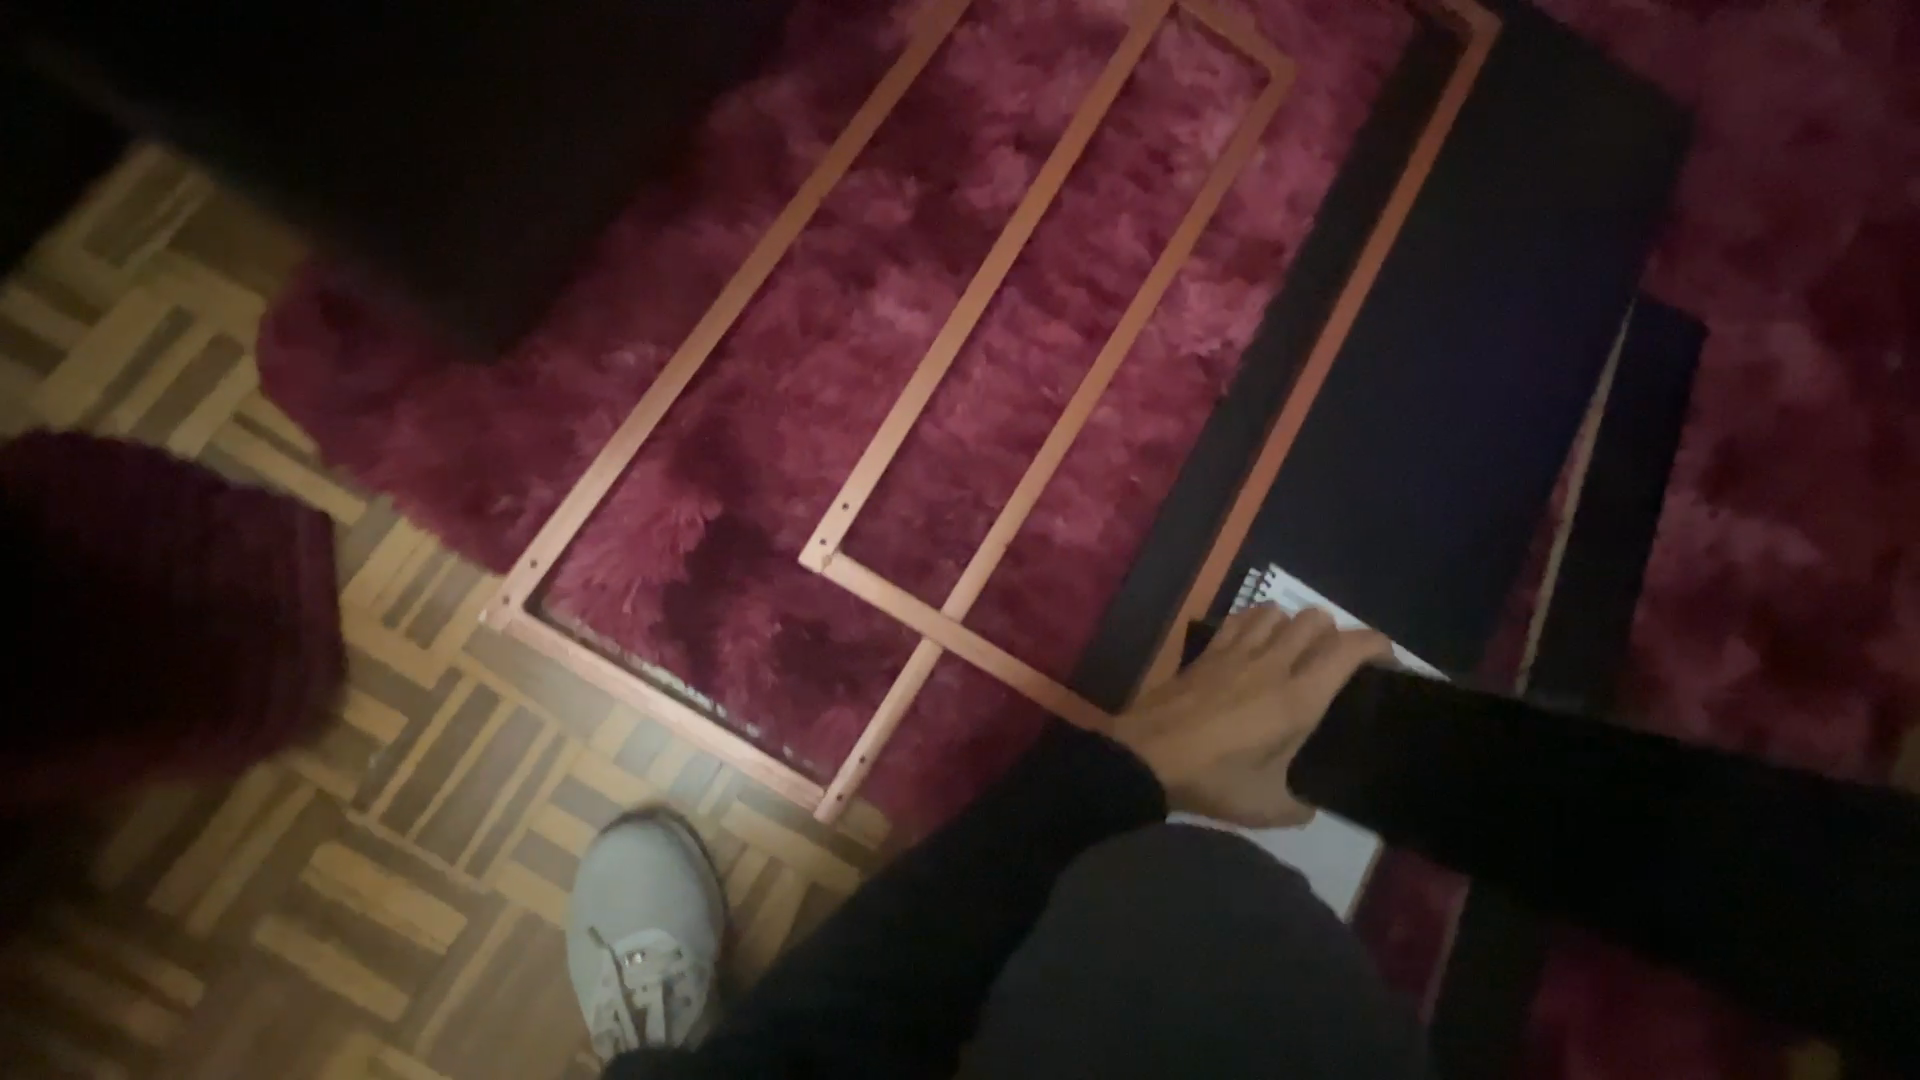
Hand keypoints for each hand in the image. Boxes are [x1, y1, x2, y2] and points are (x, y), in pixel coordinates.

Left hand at [1113, 605, 1390, 826]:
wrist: (1146, 755)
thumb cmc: (1212, 779)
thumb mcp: (1267, 807)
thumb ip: (1299, 805)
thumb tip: (1307, 804)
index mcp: (1298, 699)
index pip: (1348, 649)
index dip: (1377, 645)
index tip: (1386, 662)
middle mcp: (1272, 664)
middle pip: (1316, 619)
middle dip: (1335, 632)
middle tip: (1335, 663)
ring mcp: (1235, 652)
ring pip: (1277, 611)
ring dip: (1293, 624)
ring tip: (1293, 651)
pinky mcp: (1206, 652)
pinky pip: (1240, 618)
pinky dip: (1256, 622)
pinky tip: (1253, 645)